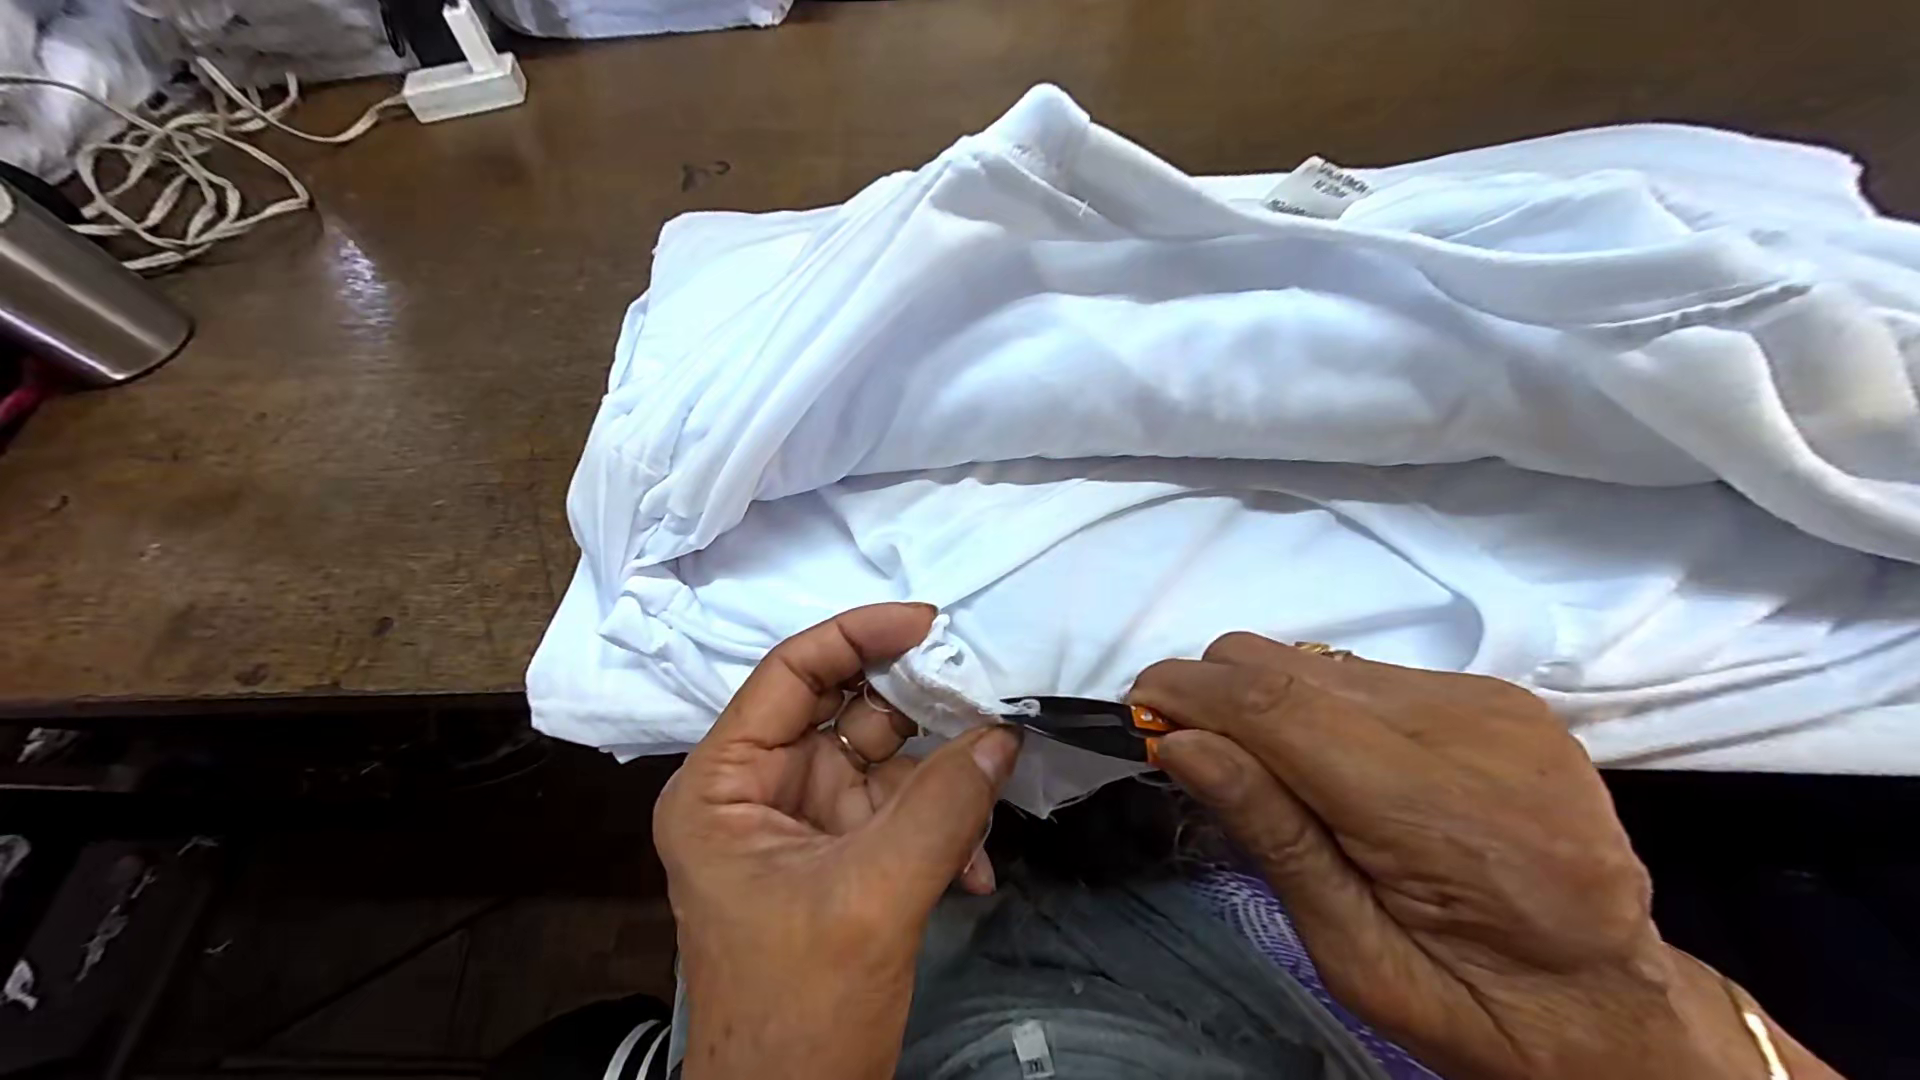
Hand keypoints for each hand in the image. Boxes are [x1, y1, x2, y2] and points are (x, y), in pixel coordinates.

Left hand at [654, 603, 1023, 1079]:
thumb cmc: (800, 1013)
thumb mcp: (872, 900)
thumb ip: (943, 808)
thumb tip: (1002, 735)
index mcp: (725, 782)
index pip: (791, 671)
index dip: (858, 634)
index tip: (928, 623)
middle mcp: (762, 784)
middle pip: (846, 708)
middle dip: (916, 706)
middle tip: (979, 698)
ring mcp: (808, 814)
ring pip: (885, 755)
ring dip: (943, 776)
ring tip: (988, 802)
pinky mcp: (846, 846)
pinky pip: (903, 804)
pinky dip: (943, 822)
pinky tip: (976, 869)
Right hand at [1132, 633, 1840, 1079]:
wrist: (1619, 1007)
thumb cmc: (1475, 1011)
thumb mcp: (1353, 957)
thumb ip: (1268, 835)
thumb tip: (1179, 741)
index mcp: (1452, 824)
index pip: (1281, 711)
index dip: (1192, 692)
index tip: (1137, 704)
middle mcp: (1479, 735)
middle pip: (1287, 665)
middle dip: (1215, 692)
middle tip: (1192, 745)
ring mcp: (1492, 702)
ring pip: (1311, 656)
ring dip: (1262, 698)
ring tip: (1271, 763)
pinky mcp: (1493, 690)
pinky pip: (1351, 668)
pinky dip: (1310, 700)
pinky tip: (1331, 757)